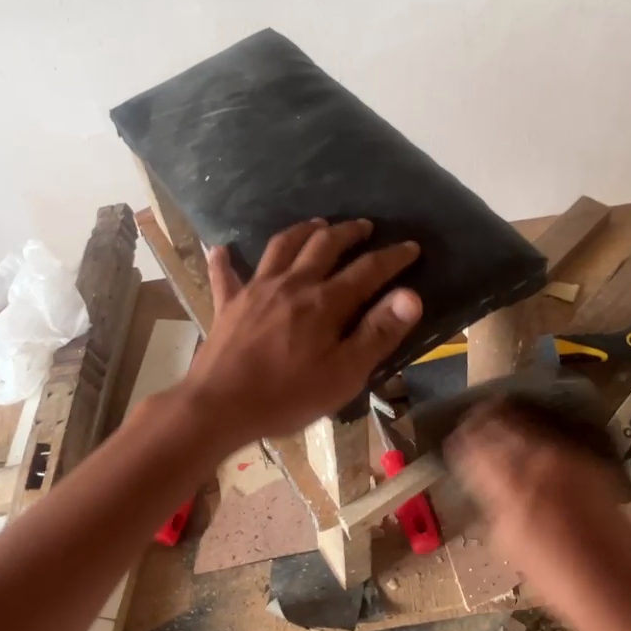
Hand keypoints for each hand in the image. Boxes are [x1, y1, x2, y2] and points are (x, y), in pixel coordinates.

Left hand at [178, 219, 421, 445]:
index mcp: (325, 302)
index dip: (393, 257)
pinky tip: (222, 249)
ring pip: (281, 247)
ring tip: (317, 224)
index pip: (368, 270)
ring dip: (302, 231)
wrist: (220, 405)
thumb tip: (410, 296)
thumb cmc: (288, 395)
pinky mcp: (227, 304)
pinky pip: (225, 275)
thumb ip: (377, 333)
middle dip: (348, 232)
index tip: (411, 247)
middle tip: (363, 226)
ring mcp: (256, 290)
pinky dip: (225, 259)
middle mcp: (292, 284)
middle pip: (323, 245)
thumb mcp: (344, 374)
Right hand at [446, 400, 630, 610]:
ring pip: (531, 427)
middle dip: (486, 422)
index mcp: (511, 485)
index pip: (476, 446)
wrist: (619, 586)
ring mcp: (569, 459)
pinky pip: (556, 441)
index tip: (457, 438)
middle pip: (503, 425)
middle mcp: (539, 462)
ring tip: (501, 423)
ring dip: (513, 424)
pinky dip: (541, 439)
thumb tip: (486, 485)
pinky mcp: (593, 464)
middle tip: (476, 422)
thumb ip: (494, 504)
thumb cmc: (556, 578)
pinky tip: (536, 447)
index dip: (464, 439)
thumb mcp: (509, 543)